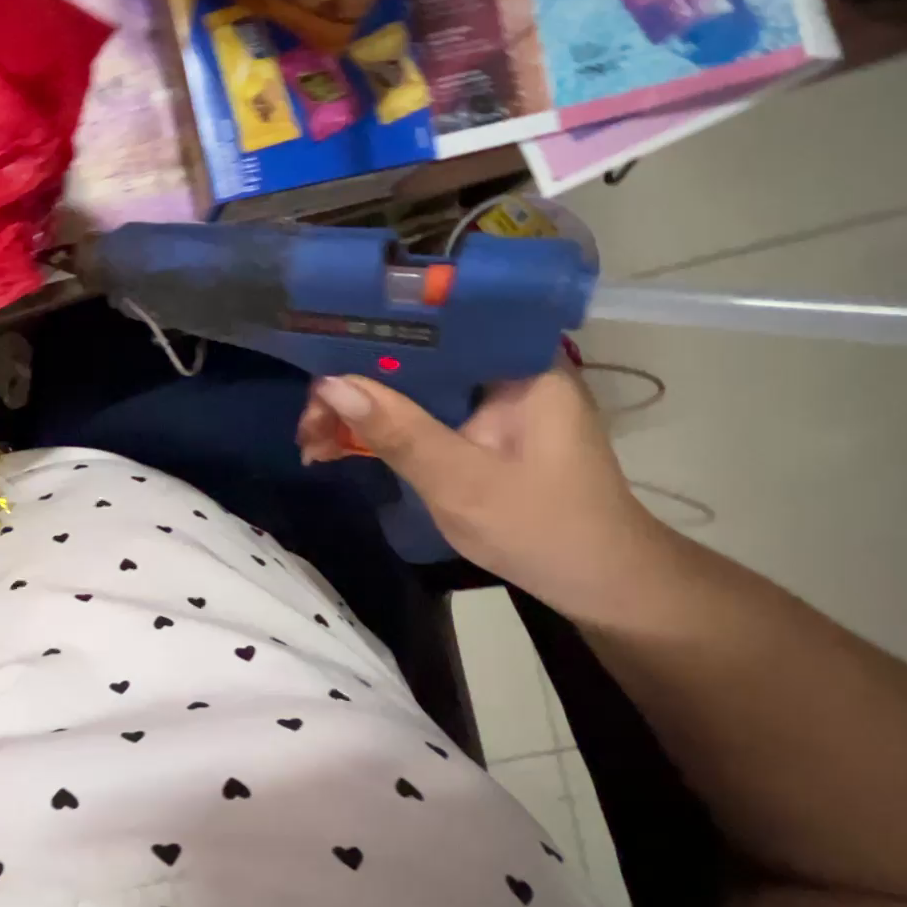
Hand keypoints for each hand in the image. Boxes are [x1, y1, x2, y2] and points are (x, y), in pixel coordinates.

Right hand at [297, 367, 671, 607]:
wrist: (599, 583)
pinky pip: (419, 413)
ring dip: (361, 411)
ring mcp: (493, 398)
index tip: (320, 360)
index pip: (434, 323)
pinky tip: (338, 447)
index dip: (371, 336)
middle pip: (414, 358)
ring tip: (311, 440)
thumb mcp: (461, 482)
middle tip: (307, 419)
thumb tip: (330, 385)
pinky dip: (381, 430)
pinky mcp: (481, 426)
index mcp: (518, 362)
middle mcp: (505, 367)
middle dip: (355, 385)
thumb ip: (398, 431)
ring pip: (411, 387)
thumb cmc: (543, 529)